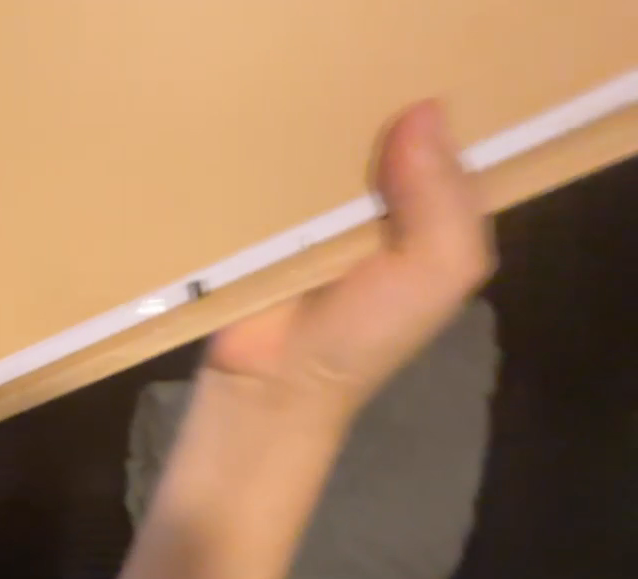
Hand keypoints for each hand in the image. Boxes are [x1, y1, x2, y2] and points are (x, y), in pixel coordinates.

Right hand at [205, 100, 494, 420]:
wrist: (271, 386)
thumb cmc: (363, 337)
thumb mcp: (439, 269)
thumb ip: (444, 197)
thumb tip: (422, 109)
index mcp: (420, 217)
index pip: (431, 150)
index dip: (429, 117)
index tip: (413, 85)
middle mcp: (358, 215)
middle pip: (363, 149)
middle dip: (357, 121)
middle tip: (344, 86)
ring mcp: (295, 226)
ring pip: (301, 168)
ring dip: (295, 144)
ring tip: (289, 107)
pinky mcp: (241, 240)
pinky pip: (246, 197)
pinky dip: (245, 178)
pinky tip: (244, 153)